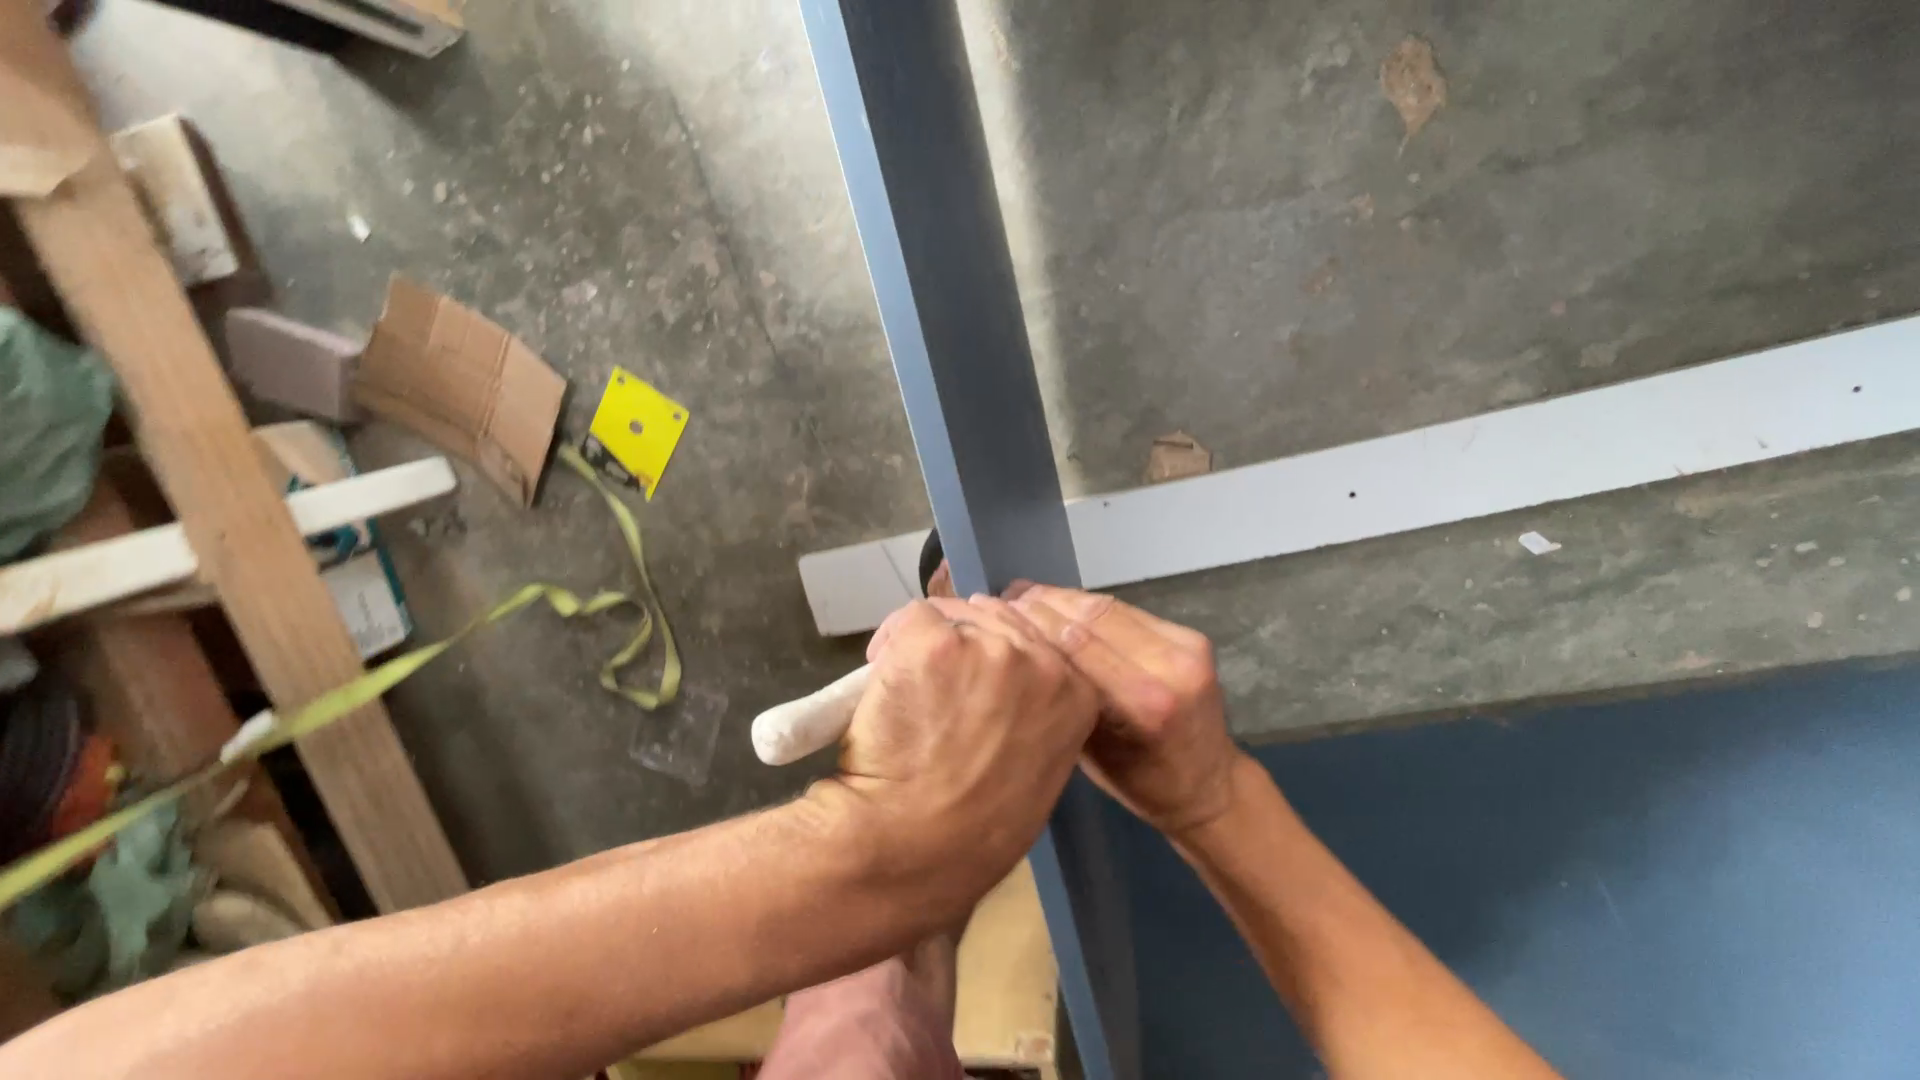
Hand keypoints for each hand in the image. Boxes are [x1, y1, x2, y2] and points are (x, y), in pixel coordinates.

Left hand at [812, 596, 1098, 920]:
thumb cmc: (974, 832)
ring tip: (902, 687)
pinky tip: (880, 683)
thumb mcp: (1034, 770)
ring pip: (948, 616)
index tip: (965, 679)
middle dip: (957, 640)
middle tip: (925, 683)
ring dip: (922, 642)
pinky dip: (890, 644)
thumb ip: (1030, 716)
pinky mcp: (936, 643)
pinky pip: (909, 620)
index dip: (992, 653)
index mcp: (1076, 694)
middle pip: (991, 616)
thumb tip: (997, 688)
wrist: (916, 848)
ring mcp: (990, 649)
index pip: (1034, 642)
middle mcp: (1042, 662)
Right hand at [1008, 585, 1243, 836]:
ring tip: (1025, 594)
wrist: (1208, 785)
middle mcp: (1170, 668)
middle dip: (1043, 602)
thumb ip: (1066, 695)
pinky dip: (1090, 605)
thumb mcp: (1089, 750)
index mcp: (1144, 705)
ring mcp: (1186, 647)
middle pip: (1093, 616)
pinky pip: (1128, 611)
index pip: (1077, 643)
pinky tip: (1060, 603)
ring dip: (1064, 597)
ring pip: (1109, 606)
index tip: (994, 610)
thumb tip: (1021, 649)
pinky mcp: (1191, 637)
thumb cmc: (1138, 782)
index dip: (1033, 621)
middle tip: (1003, 598)